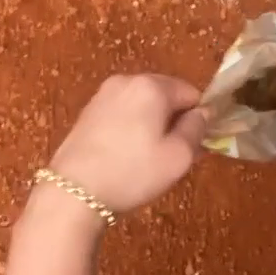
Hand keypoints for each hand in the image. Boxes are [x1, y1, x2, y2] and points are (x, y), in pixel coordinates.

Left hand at [47, 74, 207, 214]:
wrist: (72, 193)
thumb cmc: (133, 173)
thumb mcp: (179, 157)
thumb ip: (197, 128)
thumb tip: (203, 112)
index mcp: (152, 86)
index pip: (192, 93)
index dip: (199, 119)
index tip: (196, 146)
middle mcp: (127, 81)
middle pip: (166, 96)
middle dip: (175, 121)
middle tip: (174, 156)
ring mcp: (103, 95)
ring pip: (143, 105)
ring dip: (153, 125)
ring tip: (149, 160)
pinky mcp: (87, 112)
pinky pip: (122, 114)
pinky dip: (131, 129)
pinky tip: (126, 157)